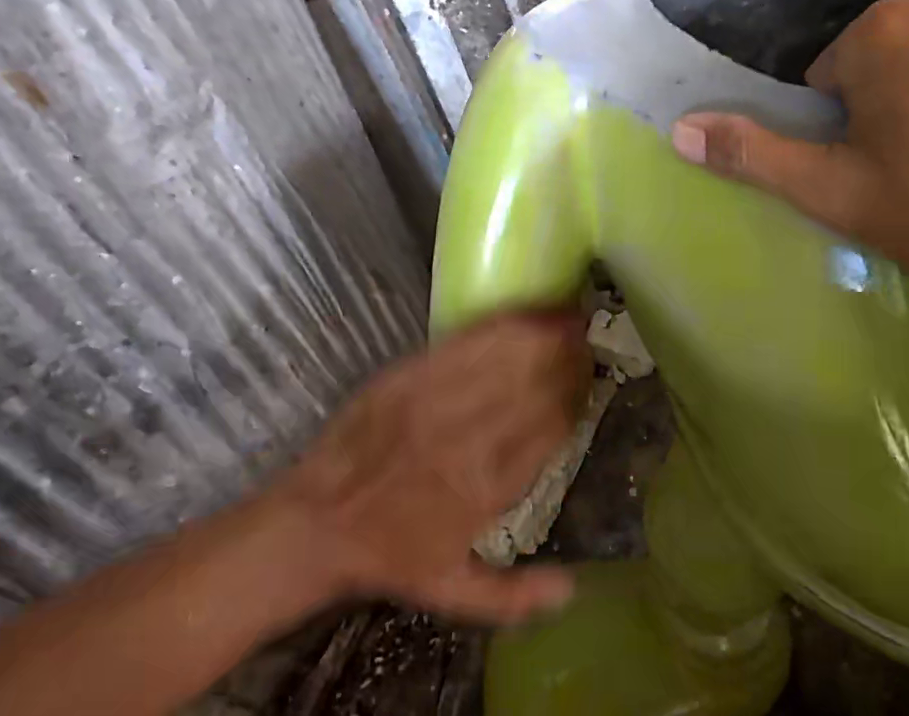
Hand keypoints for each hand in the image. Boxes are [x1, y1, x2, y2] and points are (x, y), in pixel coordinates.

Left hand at [269, 312, 590, 622]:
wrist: (317, 522)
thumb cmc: (391, 554)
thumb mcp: (451, 592)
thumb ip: (514, 594)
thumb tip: (572, 588)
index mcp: (490, 486)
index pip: (553, 428)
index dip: (579, 398)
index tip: (591, 381)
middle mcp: (473, 439)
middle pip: (539, 386)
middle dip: (572, 360)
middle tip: (588, 343)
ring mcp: (441, 402)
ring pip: (511, 357)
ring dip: (548, 335)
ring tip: (572, 319)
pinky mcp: (413, 376)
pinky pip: (471, 342)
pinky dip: (506, 325)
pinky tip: (529, 314)